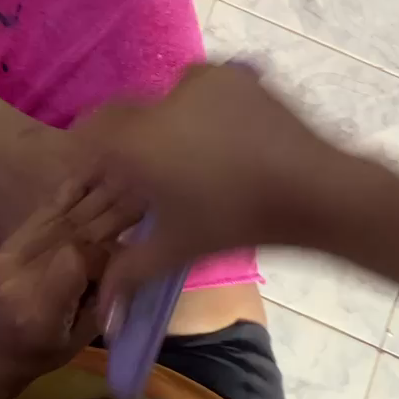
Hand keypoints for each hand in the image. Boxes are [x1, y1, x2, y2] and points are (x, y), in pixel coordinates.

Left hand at [0, 179, 138, 390]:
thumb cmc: (40, 355)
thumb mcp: (80, 338)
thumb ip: (102, 298)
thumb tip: (131, 256)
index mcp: (38, 310)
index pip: (77, 260)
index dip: (109, 248)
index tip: (135, 244)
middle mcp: (19, 278)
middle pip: (71, 235)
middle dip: (112, 213)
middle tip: (148, 195)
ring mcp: (7, 257)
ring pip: (59, 219)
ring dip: (96, 197)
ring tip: (128, 178)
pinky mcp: (6, 244)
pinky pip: (41, 214)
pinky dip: (70, 194)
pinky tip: (92, 175)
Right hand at [74, 62, 396, 300]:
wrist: (314, 190)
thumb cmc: (235, 223)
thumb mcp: (175, 251)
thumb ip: (128, 278)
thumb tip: (103, 322)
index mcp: (133, 143)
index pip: (86, 137)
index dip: (84, 159)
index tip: (92, 181)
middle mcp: (155, 103)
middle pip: (119, 119)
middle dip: (122, 145)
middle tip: (141, 174)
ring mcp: (195, 84)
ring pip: (158, 103)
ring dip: (160, 128)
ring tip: (184, 159)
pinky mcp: (228, 76)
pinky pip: (195, 91)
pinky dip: (195, 110)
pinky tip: (216, 139)